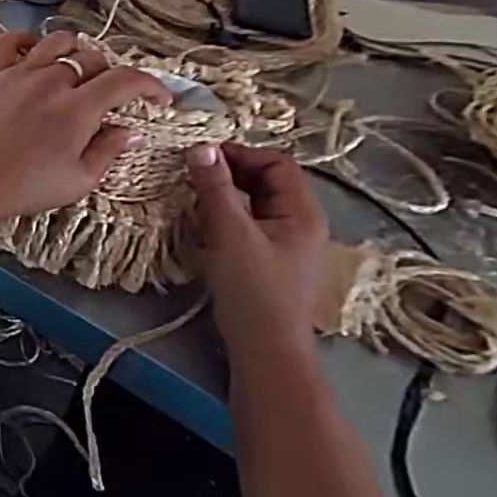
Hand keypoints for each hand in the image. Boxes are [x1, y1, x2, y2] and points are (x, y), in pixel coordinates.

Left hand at [0, 31, 172, 235]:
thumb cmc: (26, 186)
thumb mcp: (80, 179)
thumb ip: (110, 149)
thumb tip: (132, 130)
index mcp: (77, 108)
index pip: (126, 79)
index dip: (151, 85)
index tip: (159, 99)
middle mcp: (50, 82)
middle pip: (93, 59)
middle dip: (111, 76)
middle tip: (110, 98)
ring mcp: (20, 74)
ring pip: (58, 42)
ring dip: (76, 52)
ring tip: (79, 72)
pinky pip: (9, 43)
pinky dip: (26, 40)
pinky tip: (36, 52)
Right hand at [185, 143, 328, 363]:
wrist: (265, 349)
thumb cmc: (252, 289)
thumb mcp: (230, 232)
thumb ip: (215, 187)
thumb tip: (201, 147)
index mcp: (302, 214)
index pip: (278, 164)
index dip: (241, 153)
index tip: (202, 154)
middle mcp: (301, 225)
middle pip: (268, 181)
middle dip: (231, 170)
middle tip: (193, 170)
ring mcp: (287, 244)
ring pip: (256, 202)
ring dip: (227, 191)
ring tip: (194, 191)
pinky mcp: (270, 261)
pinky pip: (250, 222)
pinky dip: (227, 212)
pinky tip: (204, 219)